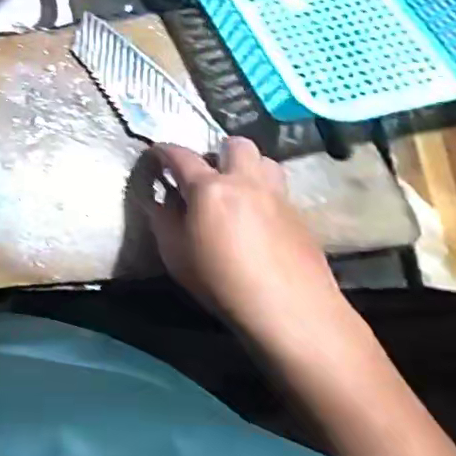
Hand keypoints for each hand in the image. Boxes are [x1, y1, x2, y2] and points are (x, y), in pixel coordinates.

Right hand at [147, 137, 348, 339]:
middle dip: (218, 152)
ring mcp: (277, 196)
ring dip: (248, 167)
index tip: (155, 155)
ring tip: (238, 190)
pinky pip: (279, 190)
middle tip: (208, 175)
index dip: (164, 152)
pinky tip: (258, 220)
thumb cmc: (222, 282)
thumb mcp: (175, 255)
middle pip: (235, 144)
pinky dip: (265, 194)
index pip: (181, 156)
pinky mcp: (300, 216)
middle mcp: (245, 182)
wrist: (290, 310)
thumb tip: (160, 199)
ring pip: (265, 161)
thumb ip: (163, 220)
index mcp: (209, 188)